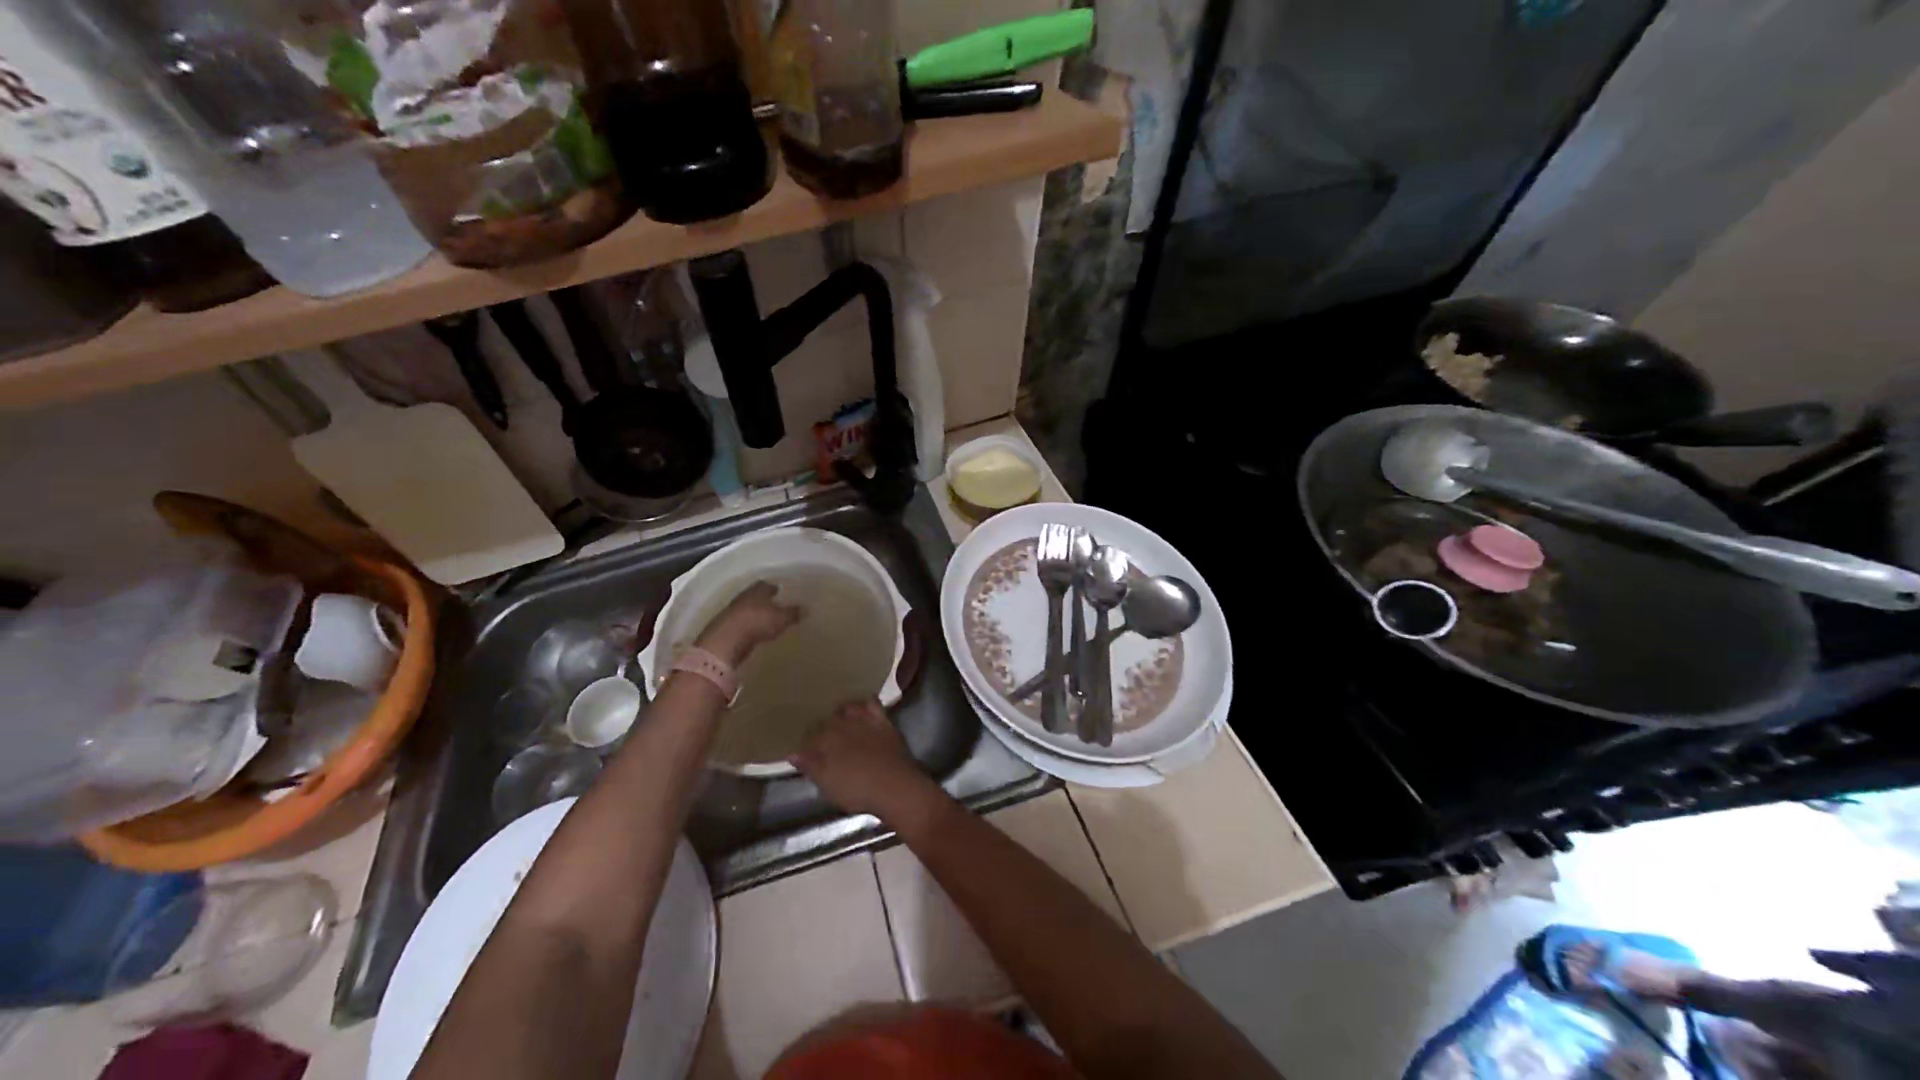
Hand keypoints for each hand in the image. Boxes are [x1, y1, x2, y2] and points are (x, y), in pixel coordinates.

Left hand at [696, 581, 801, 664]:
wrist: (726, 640)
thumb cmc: (757, 622)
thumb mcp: (781, 618)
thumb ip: (793, 613)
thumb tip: (807, 608)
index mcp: (757, 591)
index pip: (765, 584)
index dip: (772, 587)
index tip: (779, 590)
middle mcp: (743, 597)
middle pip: (754, 595)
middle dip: (762, 598)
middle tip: (773, 602)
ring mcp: (733, 612)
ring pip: (746, 608)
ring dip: (754, 612)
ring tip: (764, 617)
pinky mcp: (726, 626)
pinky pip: (741, 622)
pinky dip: (748, 624)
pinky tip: (754, 630)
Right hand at [793, 699, 939, 818]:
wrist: (894, 786)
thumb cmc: (857, 790)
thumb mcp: (827, 784)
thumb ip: (809, 766)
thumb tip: (791, 753)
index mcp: (825, 740)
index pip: (810, 736)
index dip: (808, 743)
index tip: (807, 750)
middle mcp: (842, 725)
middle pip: (827, 720)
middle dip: (822, 726)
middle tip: (823, 737)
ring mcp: (864, 720)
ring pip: (848, 707)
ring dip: (842, 711)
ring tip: (841, 720)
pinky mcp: (883, 721)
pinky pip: (872, 703)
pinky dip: (865, 703)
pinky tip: (863, 706)